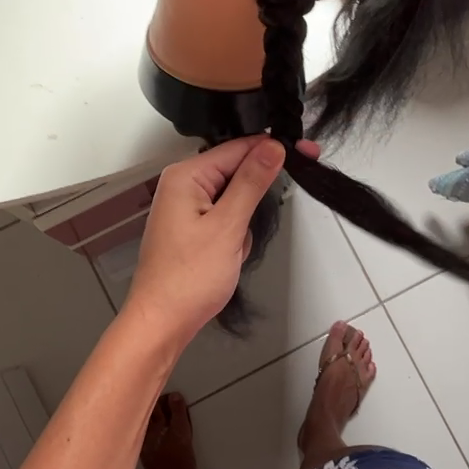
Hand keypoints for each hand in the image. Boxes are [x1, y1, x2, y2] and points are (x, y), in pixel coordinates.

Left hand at [123, 137, 312, 342]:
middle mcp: (182, 185)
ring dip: (243, 223)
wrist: (163, 322)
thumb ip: (251, 182)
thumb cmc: (187, 279)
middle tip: (246, 230)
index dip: (272, 149)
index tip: (305, 151)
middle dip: (253, 198)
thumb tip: (272, 147)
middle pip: (235, 171)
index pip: (238, 147)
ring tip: (230, 250)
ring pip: (234, 199)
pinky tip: (225, 258)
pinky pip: (224, 220)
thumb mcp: (227, 226)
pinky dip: (233, 237)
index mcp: (185, 176)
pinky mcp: (191, 228)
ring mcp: (185, 208)